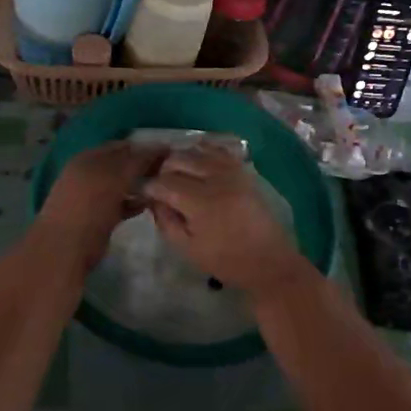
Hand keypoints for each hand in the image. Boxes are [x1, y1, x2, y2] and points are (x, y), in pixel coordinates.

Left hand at [32, 141, 165, 267]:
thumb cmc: (90, 205)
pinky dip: (134, 203)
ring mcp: (93, 196)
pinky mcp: (99, 217)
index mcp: (89, 158)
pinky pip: (121, 204)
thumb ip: (137, 161)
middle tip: (170, 172)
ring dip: (141, 186)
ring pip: (122, 185)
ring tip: (163, 189)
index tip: (170, 153)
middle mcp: (90, 173)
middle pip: (123, 165)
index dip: (144, 147)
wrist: (67, 246)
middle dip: (144, 167)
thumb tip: (159, 147)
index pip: (122, 146)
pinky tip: (148, 205)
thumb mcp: (116, 176)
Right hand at [143, 144, 310, 294]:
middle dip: (163, 170)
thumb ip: (166, 221)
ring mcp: (232, 171)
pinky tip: (196, 161)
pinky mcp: (243, 170)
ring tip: (175, 173)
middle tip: (159, 185)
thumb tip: (154, 200)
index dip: (149, 187)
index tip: (143, 193)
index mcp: (200, 202)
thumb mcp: (187, 248)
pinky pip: (218, 150)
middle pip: (178, 159)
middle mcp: (215, 179)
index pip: (163, 182)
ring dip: (181, 159)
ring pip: (196, 150)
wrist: (268, 260)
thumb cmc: (225, 260)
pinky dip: (203, 151)